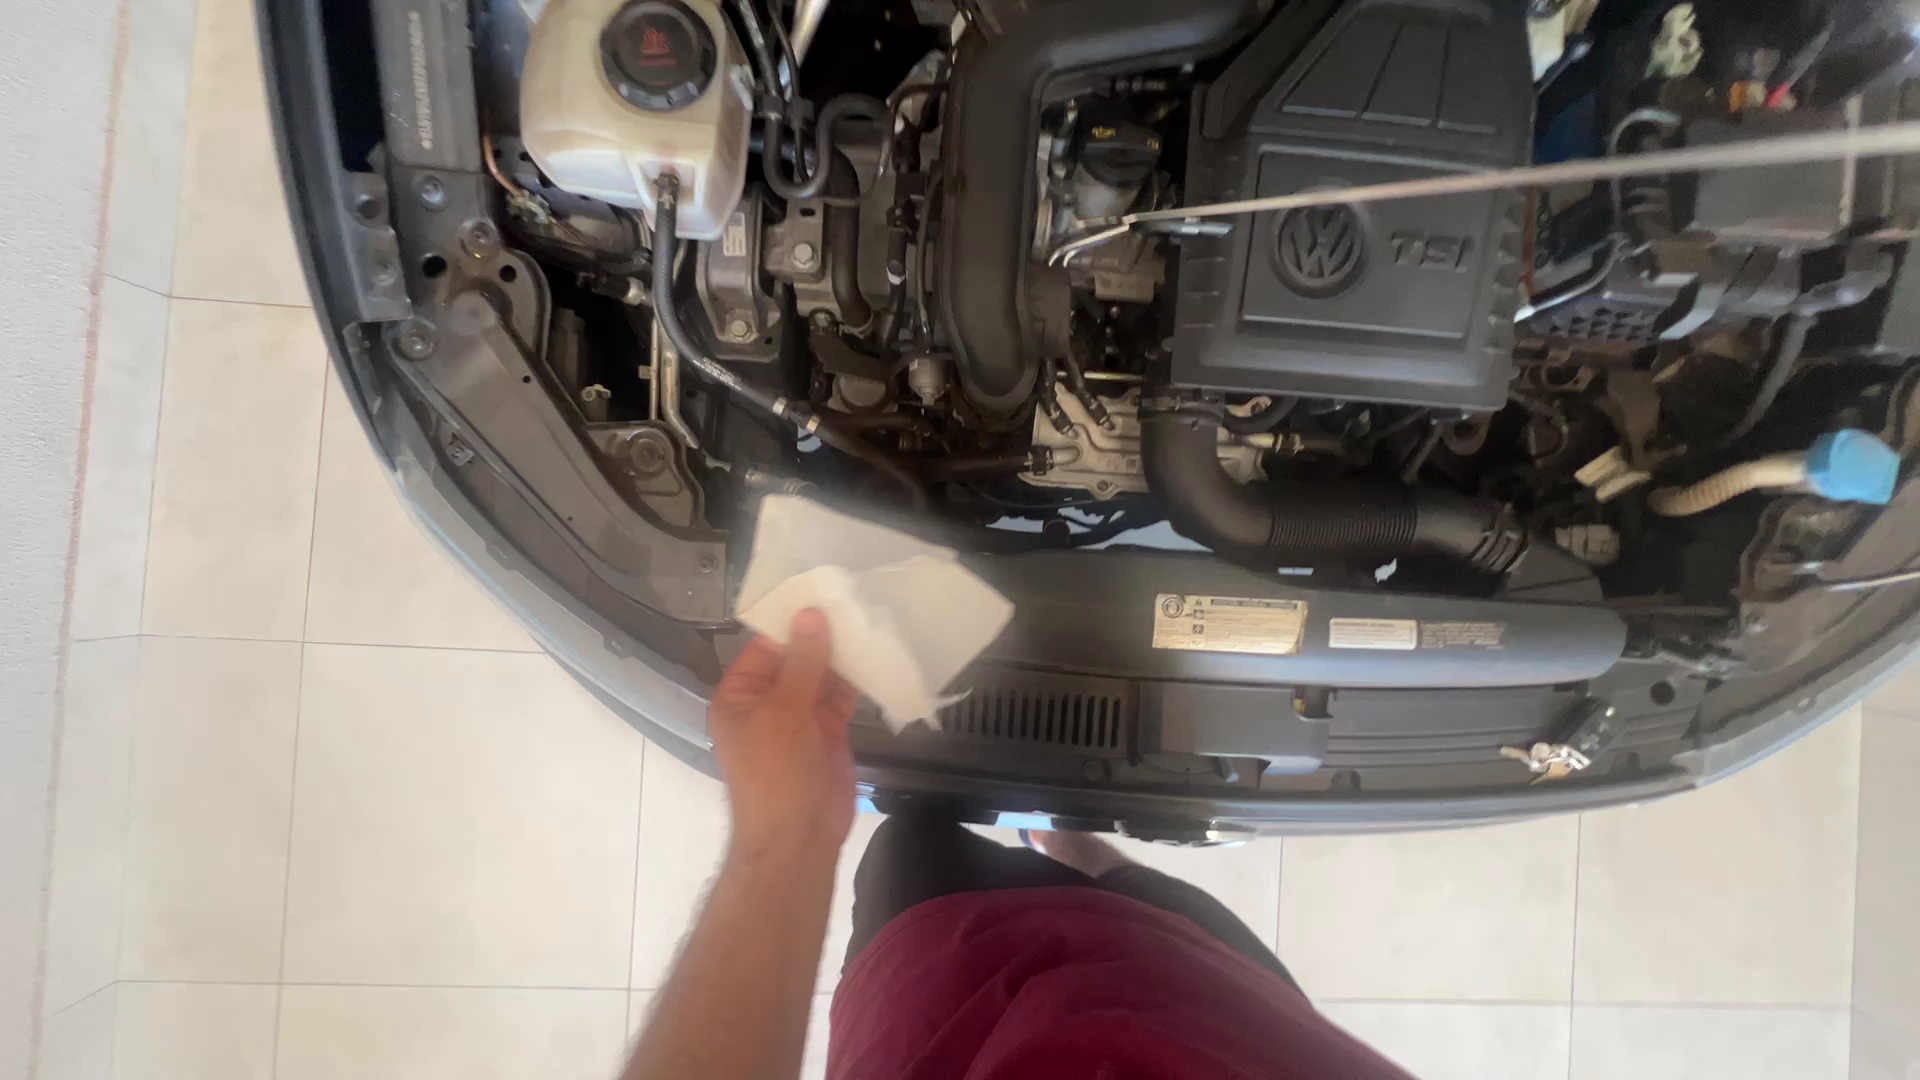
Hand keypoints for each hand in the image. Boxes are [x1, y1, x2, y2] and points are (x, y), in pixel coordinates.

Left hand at [709, 609, 859, 861]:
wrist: (799, 837)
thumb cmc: (776, 774)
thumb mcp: (784, 712)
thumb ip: (802, 662)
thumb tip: (811, 615)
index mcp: (741, 695)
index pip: (766, 646)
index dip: (792, 620)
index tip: (822, 590)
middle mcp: (768, 701)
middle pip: (797, 657)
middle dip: (823, 634)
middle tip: (854, 597)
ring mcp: (799, 716)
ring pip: (822, 674)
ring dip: (843, 654)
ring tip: (871, 618)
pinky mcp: (828, 729)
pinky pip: (842, 695)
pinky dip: (857, 678)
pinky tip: (877, 654)